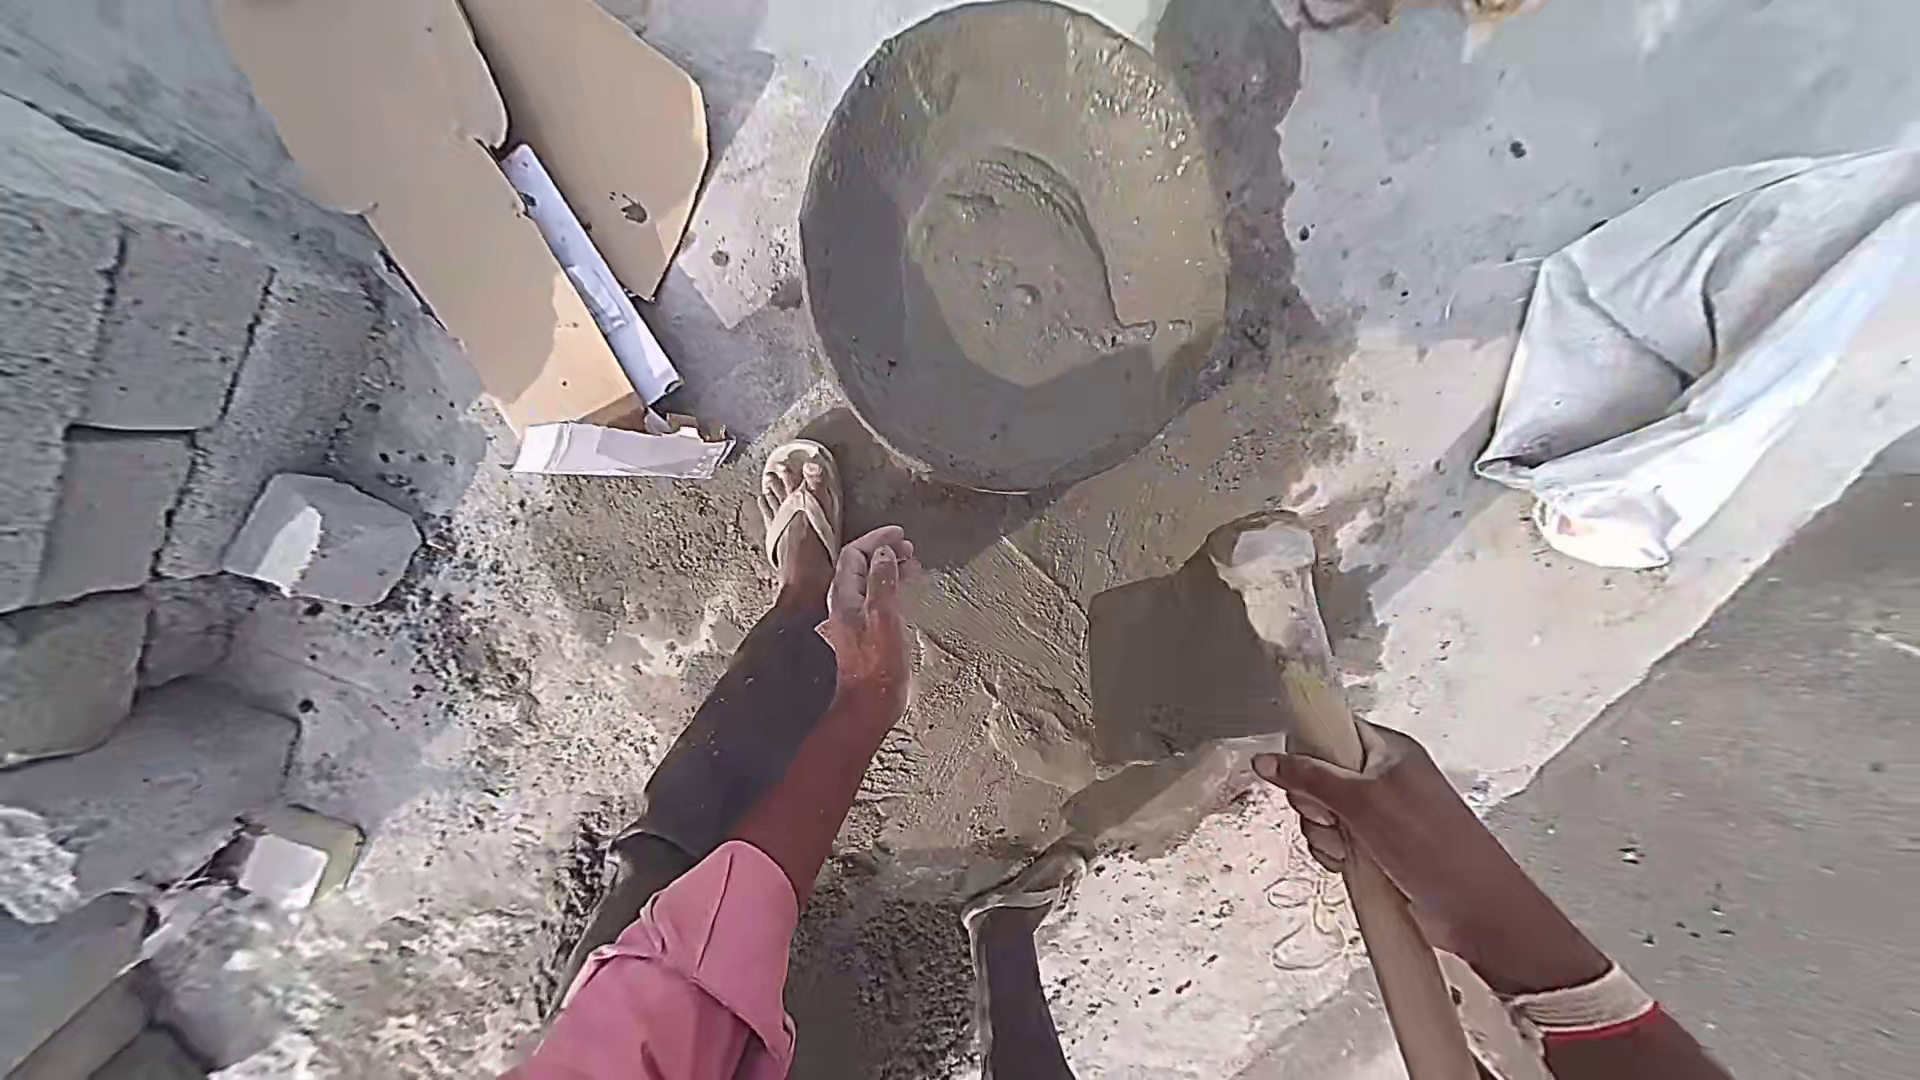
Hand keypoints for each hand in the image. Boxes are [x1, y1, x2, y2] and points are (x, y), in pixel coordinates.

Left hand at [816, 525, 920, 722]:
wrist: (871, 702)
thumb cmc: (878, 664)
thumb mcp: (884, 616)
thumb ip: (882, 582)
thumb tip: (884, 554)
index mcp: (844, 598)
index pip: (853, 555)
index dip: (876, 540)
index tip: (899, 534)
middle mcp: (845, 605)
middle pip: (860, 566)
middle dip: (884, 551)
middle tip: (909, 547)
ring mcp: (854, 619)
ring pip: (869, 582)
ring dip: (889, 568)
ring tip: (911, 564)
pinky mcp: (865, 631)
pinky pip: (876, 598)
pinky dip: (890, 586)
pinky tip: (904, 591)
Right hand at [1254, 721, 1608, 992]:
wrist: (1483, 919)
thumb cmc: (1435, 848)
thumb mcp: (1363, 802)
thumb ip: (1308, 776)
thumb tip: (1263, 760)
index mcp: (1387, 750)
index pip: (1329, 728)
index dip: (1307, 747)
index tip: (1303, 771)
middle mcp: (1380, 776)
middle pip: (1314, 771)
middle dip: (1312, 800)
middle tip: (1331, 816)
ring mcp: (1377, 811)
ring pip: (1319, 807)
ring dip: (1322, 831)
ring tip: (1347, 848)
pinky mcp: (1374, 843)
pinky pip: (1331, 836)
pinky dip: (1332, 850)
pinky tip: (1348, 862)